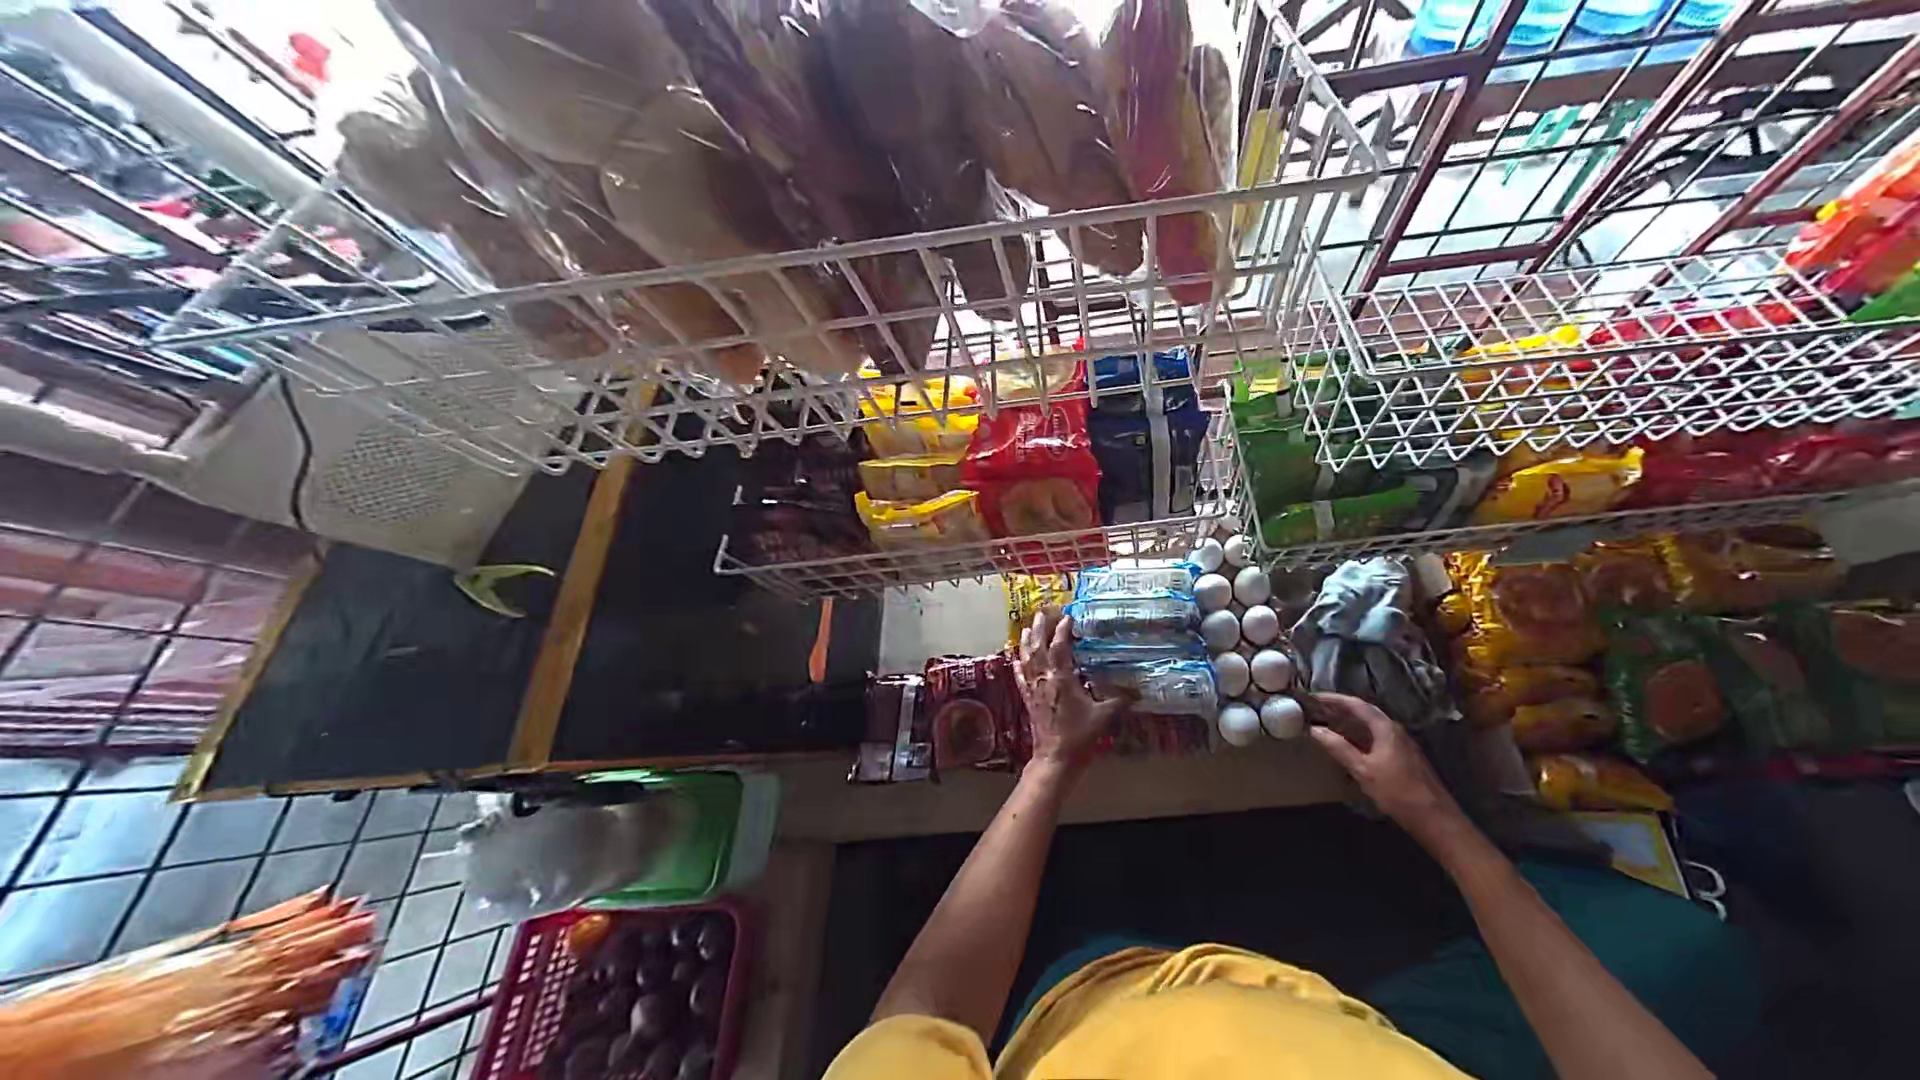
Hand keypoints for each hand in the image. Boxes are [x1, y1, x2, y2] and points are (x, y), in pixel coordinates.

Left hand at [1014, 608, 1126, 775]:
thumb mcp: (1103, 716)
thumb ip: (1120, 701)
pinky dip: (1018, 666)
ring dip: (1027, 642)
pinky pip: (1020, 678)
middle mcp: (1043, 679)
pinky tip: (1016, 659)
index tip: (1068, 617)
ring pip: (1027, 659)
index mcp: (1061, 678)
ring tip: (1026, 628)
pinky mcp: (1027, 699)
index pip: (1059, 647)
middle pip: (1038, 647)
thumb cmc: (1079, 736)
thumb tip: (1138, 692)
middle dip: (1040, 628)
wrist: (1055, 757)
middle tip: (1042, 612)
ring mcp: (1033, 688)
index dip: (1063, 630)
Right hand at [1308, 693, 1465, 845]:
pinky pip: (1374, 737)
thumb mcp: (1363, 770)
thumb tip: (1314, 730)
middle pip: (1363, 712)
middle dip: (1338, 709)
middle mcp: (1395, 731)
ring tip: (1323, 723)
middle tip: (1313, 710)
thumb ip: (1338, 747)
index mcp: (1386, 729)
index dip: (1332, 699)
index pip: (1356, 705)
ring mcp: (1400, 744)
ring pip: (1369, 725)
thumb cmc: (1398, 793)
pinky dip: (1355, 735)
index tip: (1311, 697)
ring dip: (1346, 722)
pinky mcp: (1401, 757)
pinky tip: (1344, 743)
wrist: (1436, 820)